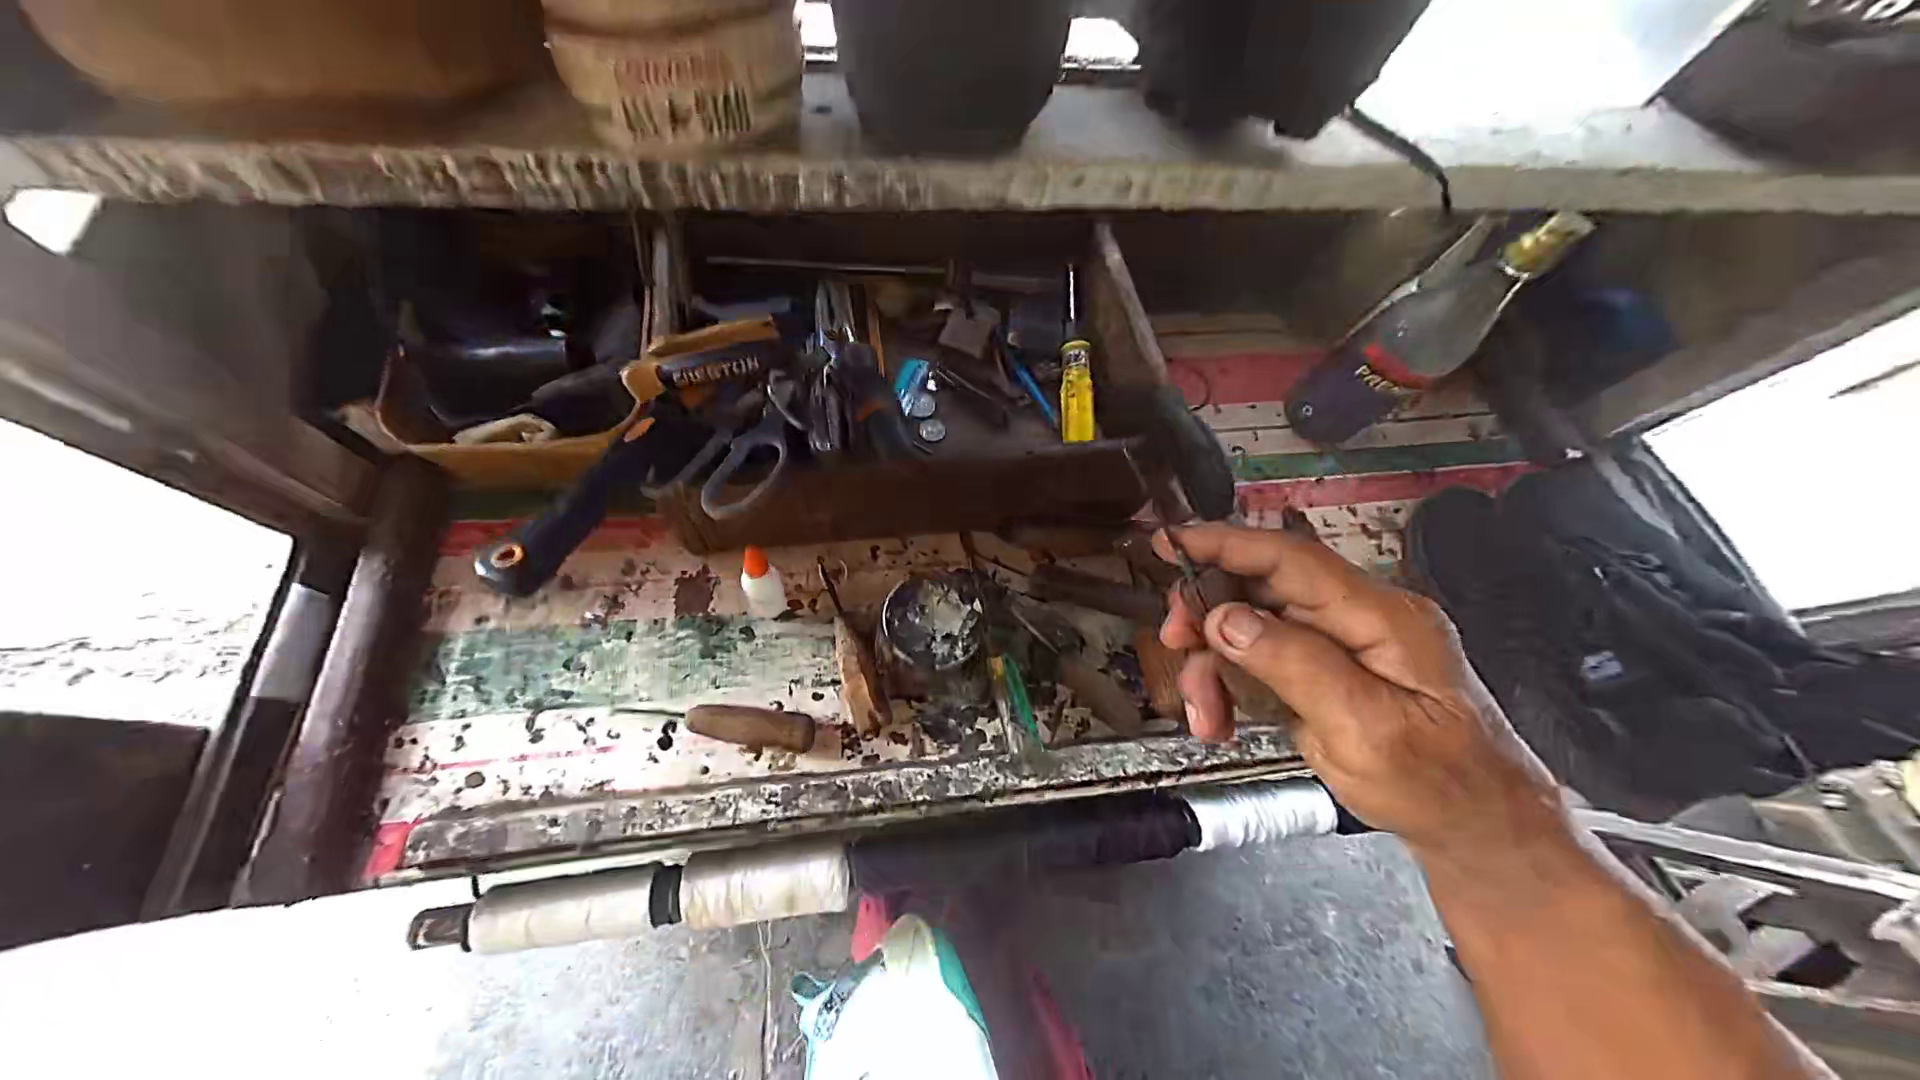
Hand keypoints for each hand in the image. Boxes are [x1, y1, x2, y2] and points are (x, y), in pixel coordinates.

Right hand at [1156, 523, 1569, 862]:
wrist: (1479, 833)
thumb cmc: (1442, 787)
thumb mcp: (1366, 731)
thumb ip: (1295, 666)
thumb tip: (1226, 619)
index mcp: (1380, 618)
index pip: (1290, 560)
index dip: (1225, 544)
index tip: (1172, 542)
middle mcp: (1355, 620)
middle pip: (1259, 589)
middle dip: (1207, 614)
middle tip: (1174, 641)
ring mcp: (1337, 646)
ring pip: (1247, 628)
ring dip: (1212, 665)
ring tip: (1203, 713)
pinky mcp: (1319, 672)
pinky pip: (1256, 661)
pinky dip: (1227, 686)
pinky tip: (1220, 720)